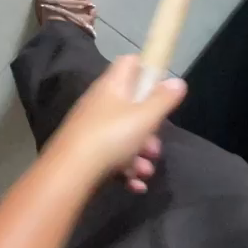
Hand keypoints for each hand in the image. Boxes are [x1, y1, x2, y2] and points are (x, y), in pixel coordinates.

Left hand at [48, 57, 186, 192]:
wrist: (69, 172)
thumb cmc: (111, 137)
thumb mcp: (145, 117)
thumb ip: (163, 99)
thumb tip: (177, 81)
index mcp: (112, 86)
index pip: (130, 63)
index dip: (148, 68)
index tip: (162, 87)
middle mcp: (100, 102)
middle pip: (132, 105)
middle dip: (150, 128)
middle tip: (155, 147)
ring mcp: (92, 127)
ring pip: (125, 135)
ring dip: (140, 155)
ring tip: (145, 170)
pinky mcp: (87, 151)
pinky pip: (113, 156)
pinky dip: (126, 169)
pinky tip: (135, 184)